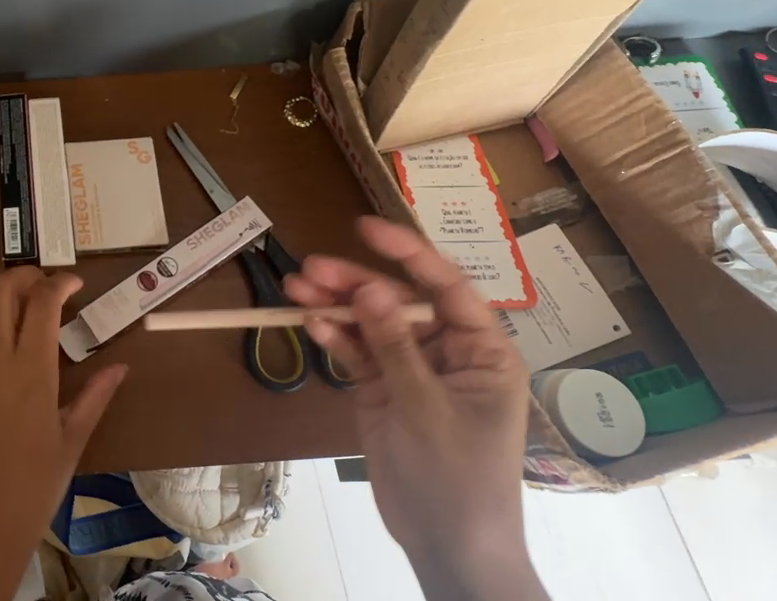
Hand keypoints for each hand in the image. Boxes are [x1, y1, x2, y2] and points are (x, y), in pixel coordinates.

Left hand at [0, 267, 128, 600]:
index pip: (43, 301)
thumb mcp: (72, 439)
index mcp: (32, 370)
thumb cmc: (34, 485)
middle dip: (24, 276)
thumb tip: (122, 365)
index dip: (59, 282)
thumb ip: (96, 395)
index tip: (72, 284)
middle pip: (1, 289)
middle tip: (40, 286)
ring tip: (4, 303)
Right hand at [285, 217, 543, 600]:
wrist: (447, 547)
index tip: (365, 229)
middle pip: (397, 301)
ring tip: (295, 288)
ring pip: (370, 322)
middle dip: (354, 283)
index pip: (446, 287)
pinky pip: (356, 350)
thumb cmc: (457, 479)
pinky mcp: (382, 388)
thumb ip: (395, 347)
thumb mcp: (426, 409)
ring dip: (335, 305)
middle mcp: (447, 351)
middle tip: (309, 269)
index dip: (408, 253)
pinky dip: (333, 336)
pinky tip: (309, 323)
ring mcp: (411, 369)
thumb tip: (368, 289)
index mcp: (481, 351)